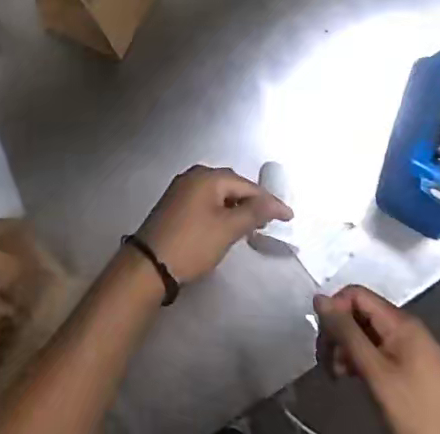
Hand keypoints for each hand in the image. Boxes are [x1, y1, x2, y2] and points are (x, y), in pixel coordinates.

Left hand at [135, 165, 291, 283]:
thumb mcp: (227, 229)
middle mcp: (194, 176)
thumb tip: (273, 202)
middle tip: (272, 218)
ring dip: (237, 205)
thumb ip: (253, 213)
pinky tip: (228, 223)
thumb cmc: (193, 243)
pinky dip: (221, 209)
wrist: (150, 263)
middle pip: (232, 184)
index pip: (246, 185)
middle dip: (252, 200)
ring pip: (218, 193)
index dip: (269, 200)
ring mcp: (182, 188)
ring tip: (254, 223)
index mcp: (207, 177)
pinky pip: (206, 200)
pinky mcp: (175, 203)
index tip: (289, 216)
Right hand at [314, 285, 439, 433]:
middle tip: (326, 363)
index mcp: (401, 323)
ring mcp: (410, 349)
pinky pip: (377, 351)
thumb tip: (319, 298)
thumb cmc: (417, 411)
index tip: (323, 341)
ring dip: (346, 349)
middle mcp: (405, 328)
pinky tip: (352, 378)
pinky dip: (360, 361)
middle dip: (338, 333)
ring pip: (366, 334)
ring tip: (337, 376)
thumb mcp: (376, 372)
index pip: (356, 294)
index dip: (335, 310)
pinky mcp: (411, 369)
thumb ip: (347, 333)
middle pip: (360, 313)